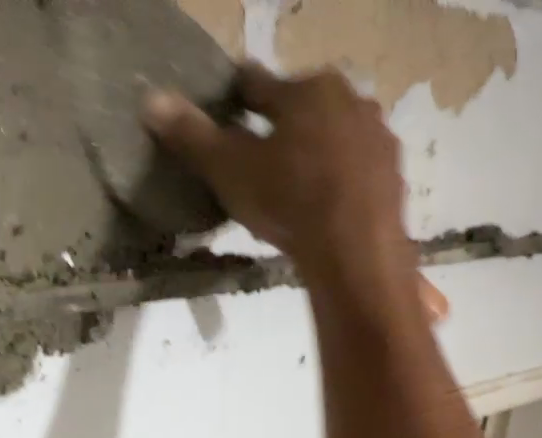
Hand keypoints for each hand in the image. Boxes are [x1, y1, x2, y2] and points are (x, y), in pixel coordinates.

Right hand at [142, 64, 410, 276]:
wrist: (354, 247)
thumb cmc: (286, 198)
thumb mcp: (227, 169)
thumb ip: (191, 135)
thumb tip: (151, 101)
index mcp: (307, 89)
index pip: (256, 86)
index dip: (231, 102)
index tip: (217, 119)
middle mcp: (349, 99)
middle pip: (297, 110)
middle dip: (272, 130)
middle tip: (245, 162)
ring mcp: (375, 134)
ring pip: (326, 138)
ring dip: (304, 154)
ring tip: (278, 189)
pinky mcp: (390, 170)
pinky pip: (349, 167)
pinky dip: (329, 179)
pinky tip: (311, 207)